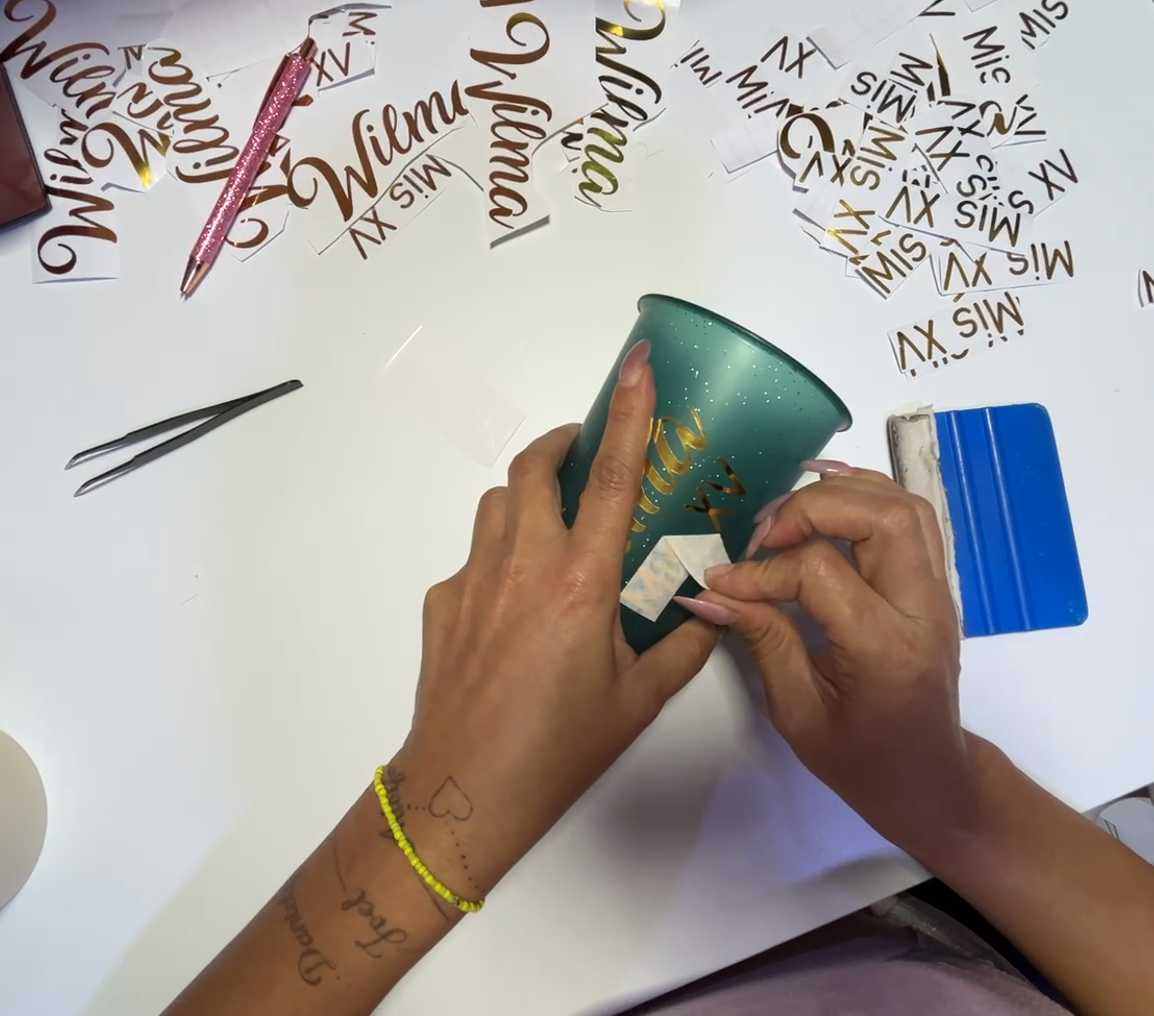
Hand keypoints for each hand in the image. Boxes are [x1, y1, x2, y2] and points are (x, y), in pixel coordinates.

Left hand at [389, 340, 720, 902]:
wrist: (466, 787)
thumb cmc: (560, 745)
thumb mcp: (638, 700)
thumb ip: (684, 647)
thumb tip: (712, 611)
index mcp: (580, 580)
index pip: (610, 477)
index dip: (627, 414)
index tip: (635, 366)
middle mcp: (522, 563)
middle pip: (531, 468)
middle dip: (559, 443)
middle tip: (581, 452)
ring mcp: (472, 577)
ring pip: (495, 504)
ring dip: (525, 497)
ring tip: (551, 528)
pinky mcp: (441, 600)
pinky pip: (473, 557)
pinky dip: (499, 557)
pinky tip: (513, 604)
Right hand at [686, 469, 979, 857]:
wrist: (932, 782)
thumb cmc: (862, 761)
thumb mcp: (797, 711)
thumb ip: (761, 640)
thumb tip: (711, 591)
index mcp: (885, 649)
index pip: (819, 572)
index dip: (761, 570)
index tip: (723, 583)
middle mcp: (922, 609)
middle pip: (880, 517)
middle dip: (809, 508)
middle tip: (764, 534)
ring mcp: (939, 593)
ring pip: (904, 506)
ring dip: (843, 492)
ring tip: (789, 510)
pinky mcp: (936, 586)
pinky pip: (912, 518)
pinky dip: (868, 495)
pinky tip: (827, 496)